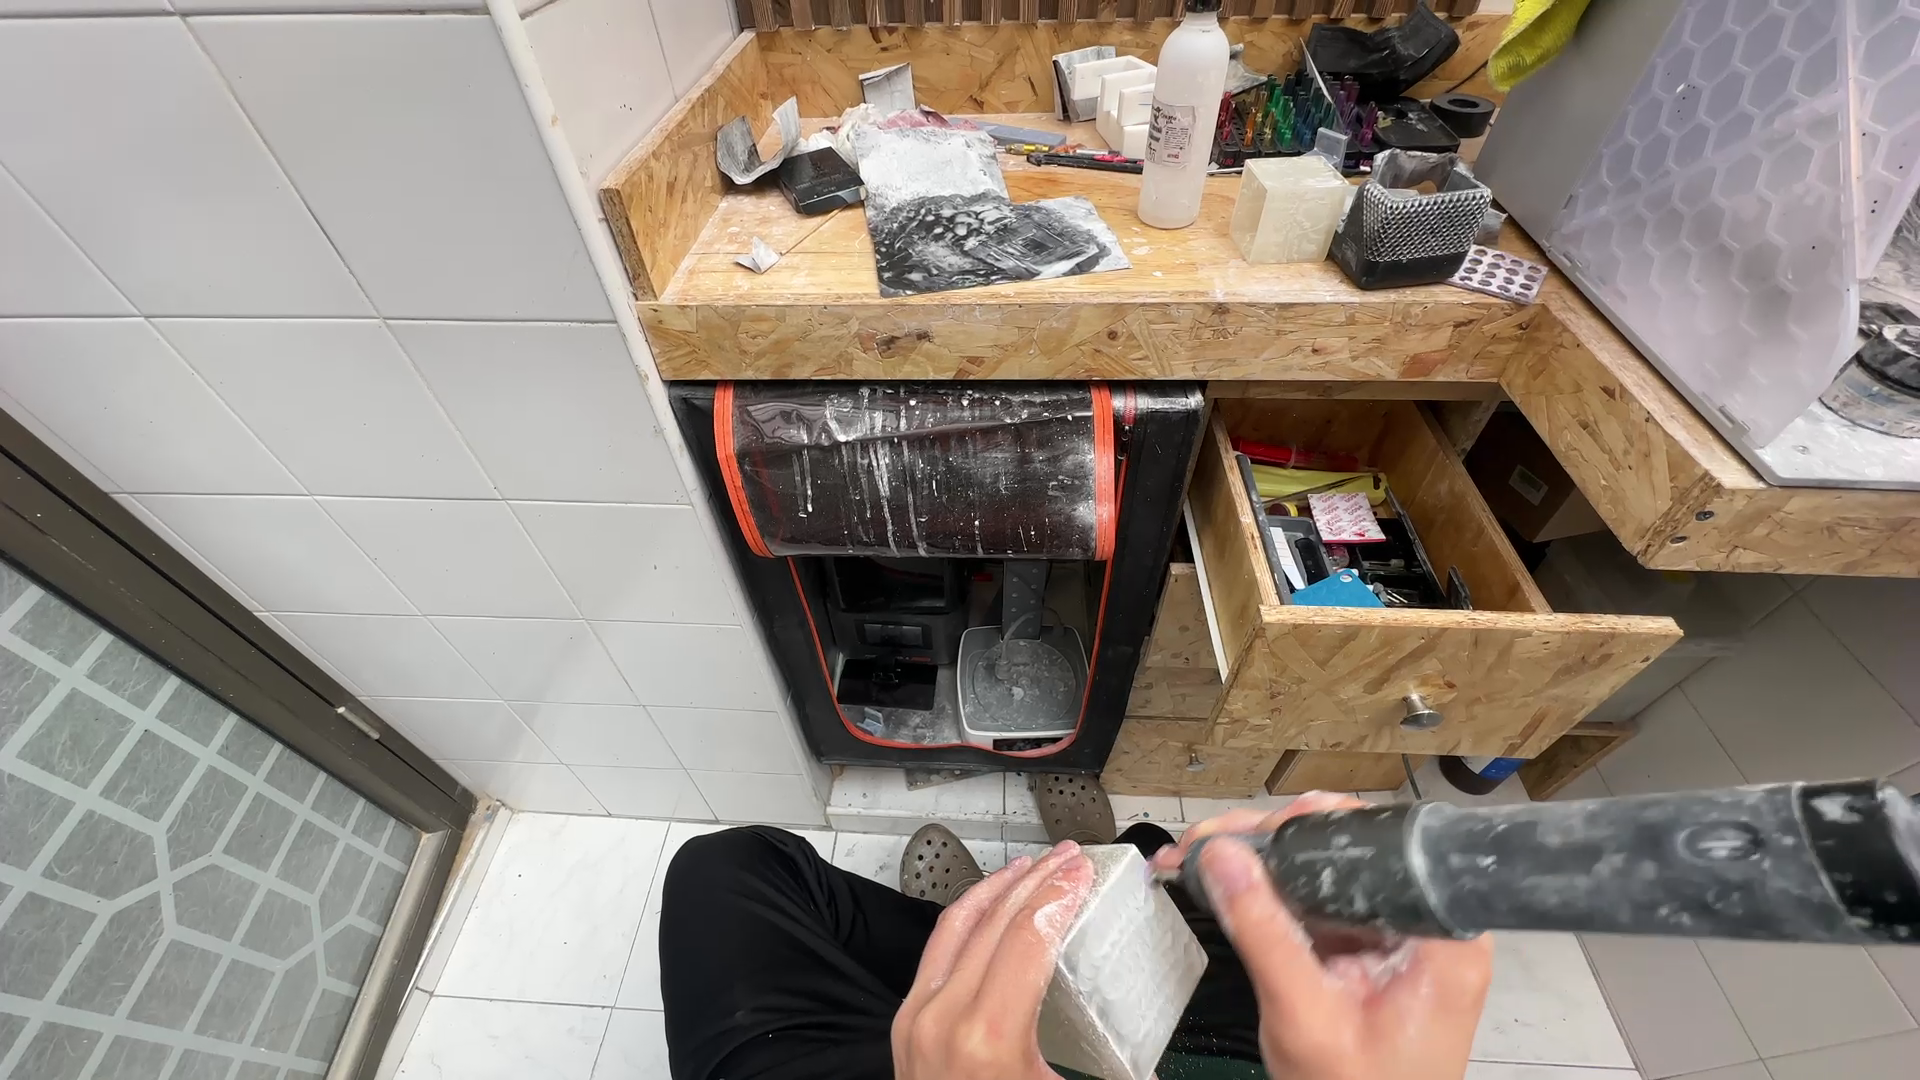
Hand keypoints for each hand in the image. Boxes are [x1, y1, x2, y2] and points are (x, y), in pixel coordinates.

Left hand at [893, 842, 1095, 1079]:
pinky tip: (987, 903)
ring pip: (959, 923)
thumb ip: (1103, 1059)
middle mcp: (944, 1015)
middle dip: (1037, 878)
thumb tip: (1156, 1060)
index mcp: (988, 1036)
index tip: (1080, 870)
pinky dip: (967, 914)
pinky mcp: (906, 1019)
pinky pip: (937, 948)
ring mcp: (918, 1014)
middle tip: (1065, 857)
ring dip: (999, 886)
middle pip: (995, 920)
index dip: (1058, 894)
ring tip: (1029, 865)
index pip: (1028, 936)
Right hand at [1151, 792, 1494, 1079]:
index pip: (1378, 844)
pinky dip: (1254, 880)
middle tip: (1203, 842)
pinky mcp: (1353, 936)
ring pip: (1311, 861)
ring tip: (1192, 852)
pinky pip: (1301, 889)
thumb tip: (1220, 852)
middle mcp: (1416, 917)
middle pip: (1336, 844)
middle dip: (1261, 836)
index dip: (1313, 825)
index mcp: (1435, 933)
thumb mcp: (1304, 1017)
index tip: (1254, 833)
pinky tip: (1210, 873)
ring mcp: (1382, 925)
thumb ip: (1265, 933)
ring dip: (1249, 853)